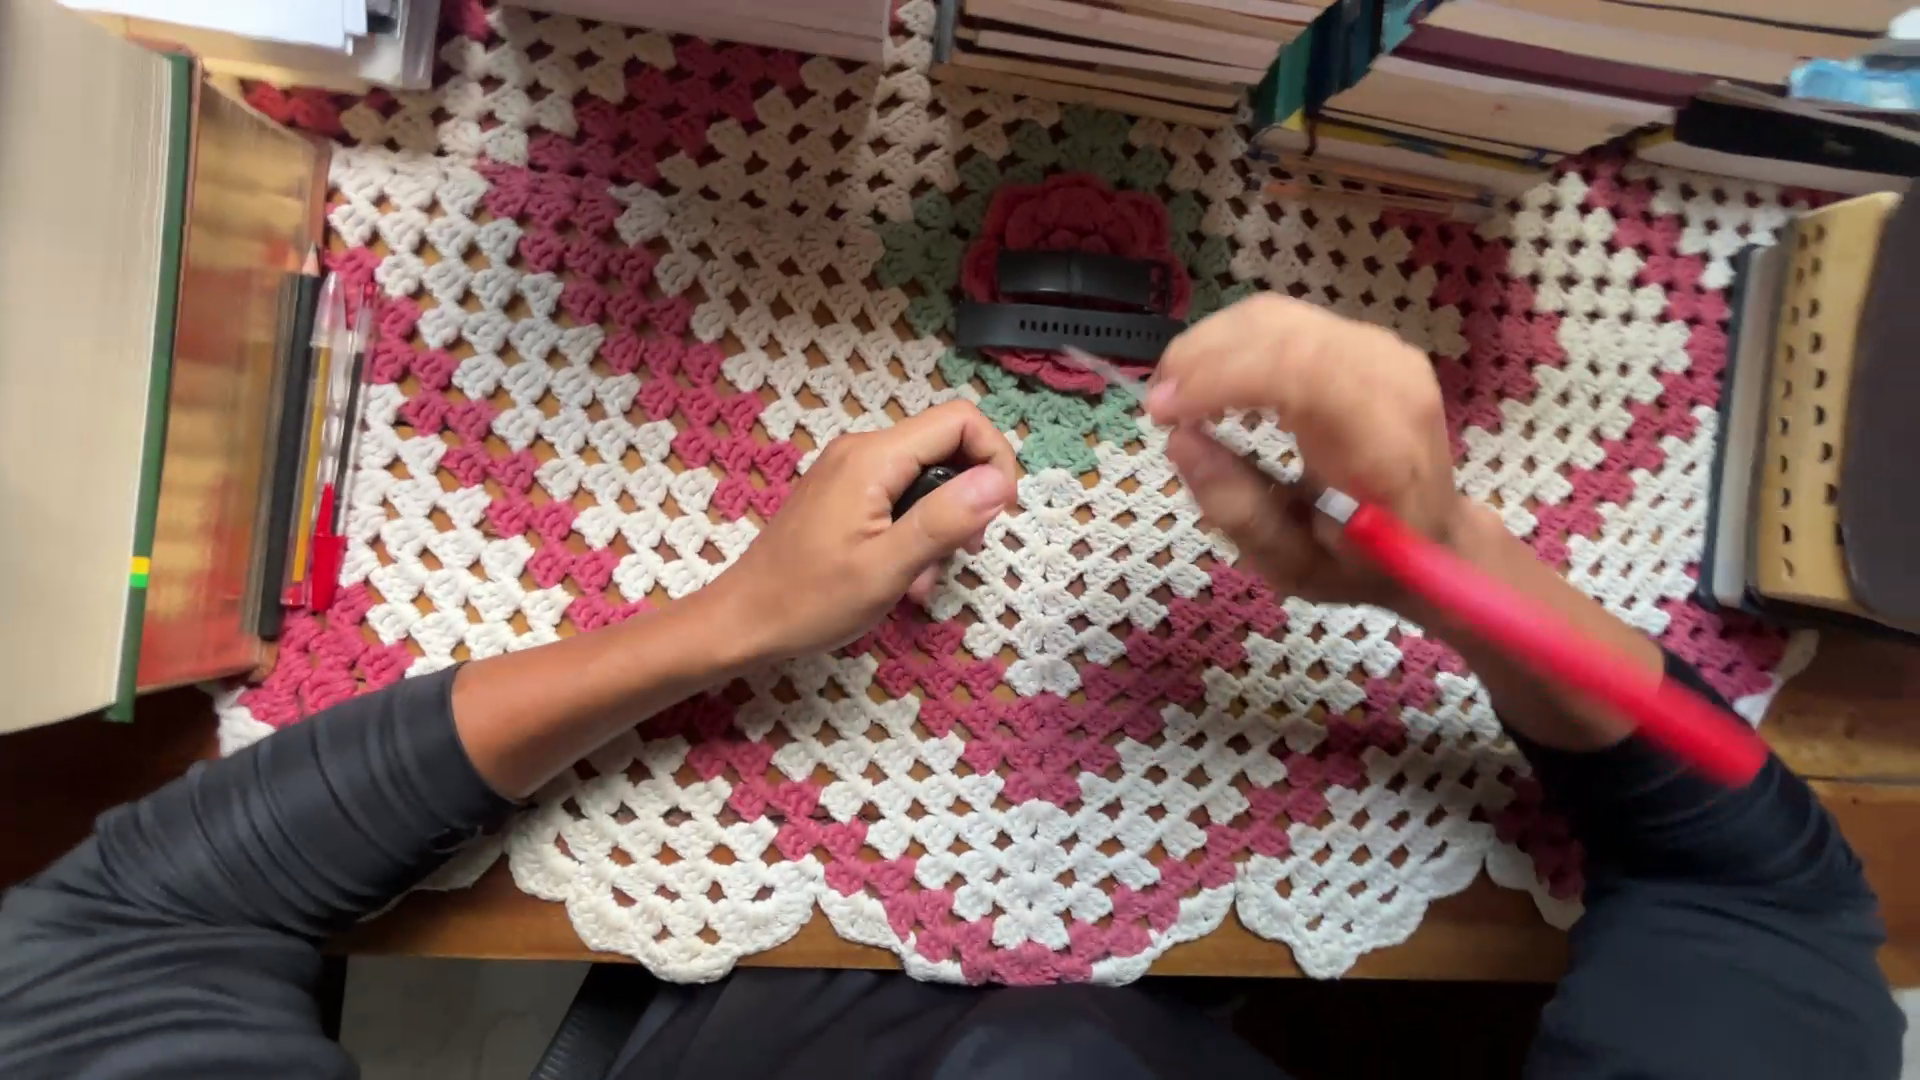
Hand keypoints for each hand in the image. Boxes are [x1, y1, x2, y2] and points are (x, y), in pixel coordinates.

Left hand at [706, 400, 1017, 662]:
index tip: (998, 513)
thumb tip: (999, 481)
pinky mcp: (844, 492)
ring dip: (939, 525)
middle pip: (945, 446)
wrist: (743, 621)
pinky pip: (898, 495)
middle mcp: (862, 449)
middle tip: (963, 552)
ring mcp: (850, 469)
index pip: (961, 421)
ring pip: (925, 477)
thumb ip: (944, 520)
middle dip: (966, 498)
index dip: (994, 458)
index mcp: (873, 458)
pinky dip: (914, 530)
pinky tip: (902, 576)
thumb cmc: (811, 600)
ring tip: (923, 579)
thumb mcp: (887, 568)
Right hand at [1146, 294, 1462, 607]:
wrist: (1431, 535)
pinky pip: (1279, 320)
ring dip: (1207, 346)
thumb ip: (1238, 511)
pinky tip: (1205, 379)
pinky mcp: (1358, 339)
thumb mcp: (1292, 566)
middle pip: (1277, 332)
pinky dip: (1228, 342)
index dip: (1220, 380)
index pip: (1300, 373)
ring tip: (1173, 396)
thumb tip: (1178, 441)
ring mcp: (1377, 349)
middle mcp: (1387, 377)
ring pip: (1271, 316)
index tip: (1161, 414)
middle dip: (1199, 359)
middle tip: (1156, 410)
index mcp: (1380, 443)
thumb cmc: (1361, 561)